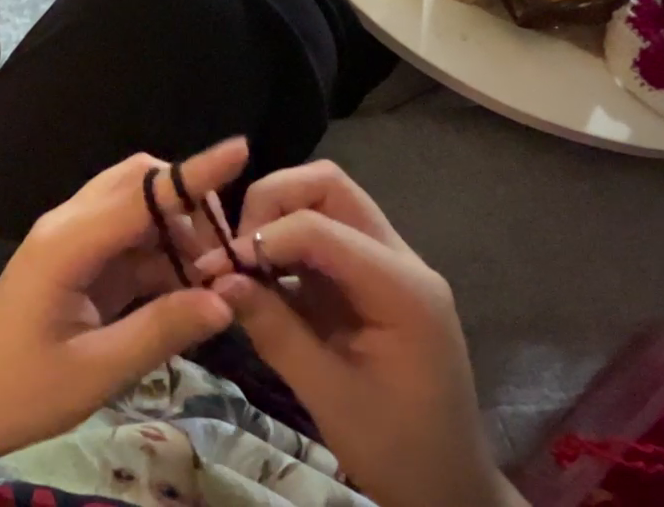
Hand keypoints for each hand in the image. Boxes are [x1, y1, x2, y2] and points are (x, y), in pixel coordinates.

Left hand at [0, 140, 248, 462]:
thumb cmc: (22, 388)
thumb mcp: (96, 371)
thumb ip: (161, 330)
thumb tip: (226, 299)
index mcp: (67, 243)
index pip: (141, 194)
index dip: (193, 174)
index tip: (240, 149)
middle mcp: (70, 227)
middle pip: (138, 183)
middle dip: (190, 204)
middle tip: (233, 256)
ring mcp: (73, 241)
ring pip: (138, 211)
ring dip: (180, 233)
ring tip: (218, 280)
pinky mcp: (80, 262)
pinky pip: (131, 242)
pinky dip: (165, 257)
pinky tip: (191, 292)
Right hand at [199, 161, 520, 506]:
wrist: (449, 488)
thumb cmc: (396, 450)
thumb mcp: (328, 395)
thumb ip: (272, 329)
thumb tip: (216, 278)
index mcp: (403, 290)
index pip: (319, 228)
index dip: (259, 238)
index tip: (213, 271)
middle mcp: (401, 261)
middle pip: (327, 186)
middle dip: (270, 202)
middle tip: (234, 249)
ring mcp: (388, 265)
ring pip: (324, 199)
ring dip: (275, 216)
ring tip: (242, 260)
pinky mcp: (370, 278)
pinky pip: (322, 232)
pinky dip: (284, 241)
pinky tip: (260, 276)